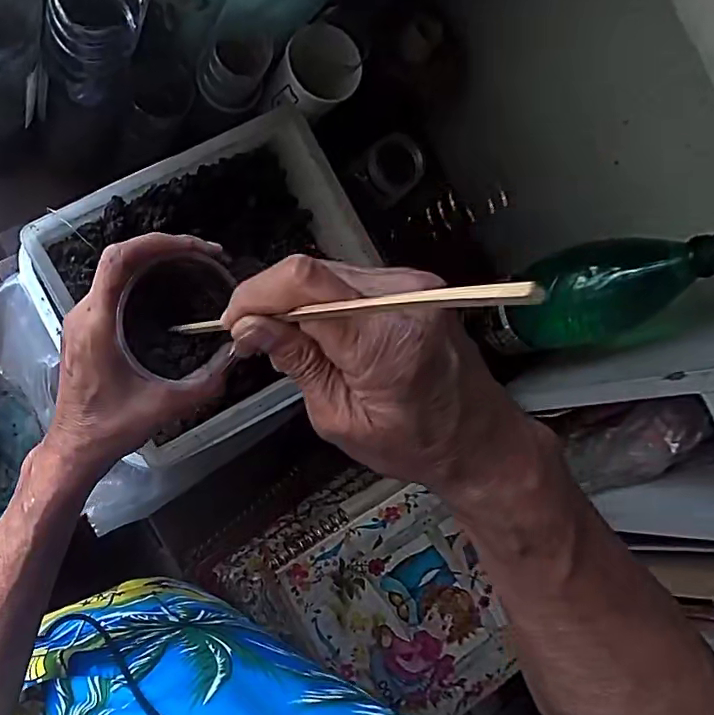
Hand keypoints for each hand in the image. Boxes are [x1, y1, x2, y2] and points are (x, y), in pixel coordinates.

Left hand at [44, 233, 232, 476]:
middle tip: (200, 255)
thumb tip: (233, 361)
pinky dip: (137, 280)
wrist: (75, 447)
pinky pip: (109, 290)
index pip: (119, 260)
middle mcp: (83, 315)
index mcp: (96, 324)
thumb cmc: (108, 428)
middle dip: (160, 248)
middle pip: (117, 259)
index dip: (157, 243)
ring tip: (187, 265)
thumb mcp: (162, 406)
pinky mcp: (82, 331)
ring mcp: (79, 322)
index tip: (194, 247)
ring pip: (112, 273)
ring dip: (148, 262)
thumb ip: (203, 384)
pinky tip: (162, 290)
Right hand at [220, 256, 545, 495]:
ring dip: (289, 301)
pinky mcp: (410, 285)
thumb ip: (296, 362)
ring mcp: (411, 286)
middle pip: (308, 272)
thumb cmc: (415, 442)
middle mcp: (403, 298)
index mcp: (385, 339)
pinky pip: (343, 280)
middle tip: (250, 337)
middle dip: (266, 300)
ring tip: (282, 340)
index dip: (255, 297)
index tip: (233, 325)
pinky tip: (312, 331)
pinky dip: (314, 301)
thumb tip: (250, 329)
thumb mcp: (338, 417)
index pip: (304, 284)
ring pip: (322, 272)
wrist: (479, 439)